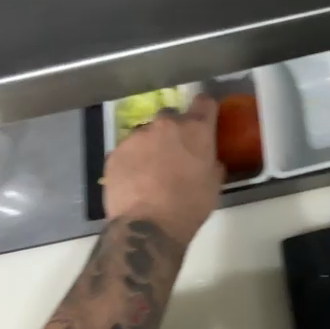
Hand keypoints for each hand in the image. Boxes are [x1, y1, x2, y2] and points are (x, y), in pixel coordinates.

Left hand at [102, 94, 222, 246]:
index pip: (204, 102)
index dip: (205, 110)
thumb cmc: (190, 205)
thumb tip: (209, 160)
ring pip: (145, 133)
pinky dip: (132, 160)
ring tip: (150, 169)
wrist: (148, 226)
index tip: (205, 120)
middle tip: (175, 151)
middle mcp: (165, 125)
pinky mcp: (115, 153)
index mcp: (196, 129)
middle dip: (174, 129)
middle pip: (171, 116)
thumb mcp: (214, 184)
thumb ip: (212, 163)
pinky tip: (134, 180)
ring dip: (150, 144)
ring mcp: (137, 137)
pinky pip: (127, 150)